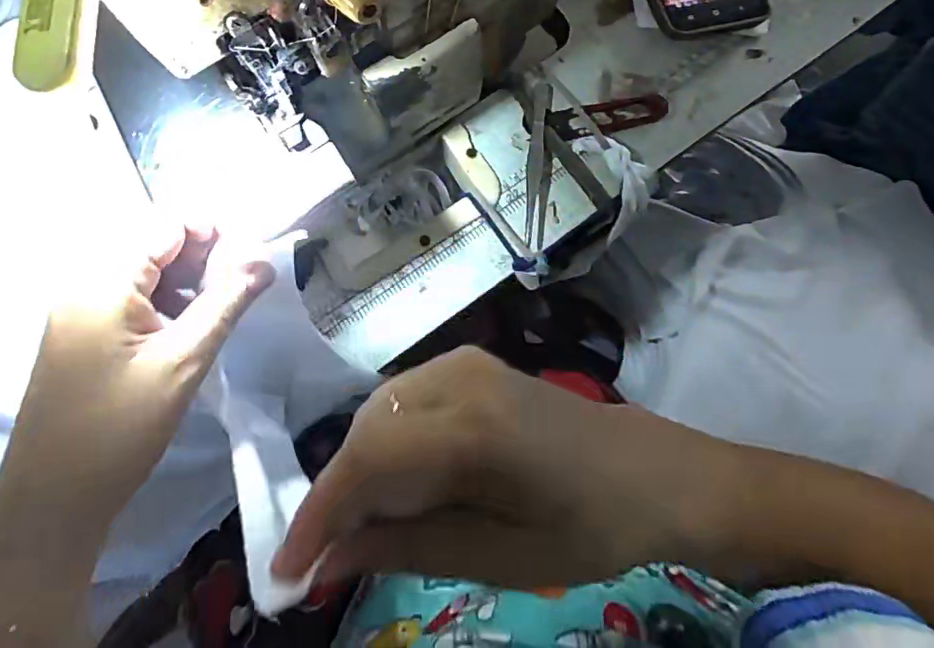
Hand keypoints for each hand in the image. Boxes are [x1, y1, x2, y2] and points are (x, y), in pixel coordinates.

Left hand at [30, 221, 275, 516]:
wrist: (50, 506)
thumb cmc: (119, 430)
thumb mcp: (182, 362)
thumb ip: (225, 303)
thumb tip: (264, 260)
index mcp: (102, 283)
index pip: (163, 226)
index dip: (209, 231)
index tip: (247, 257)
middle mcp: (83, 284)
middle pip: (151, 243)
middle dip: (200, 254)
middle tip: (238, 284)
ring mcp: (77, 310)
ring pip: (142, 271)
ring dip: (183, 278)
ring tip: (219, 305)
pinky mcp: (80, 334)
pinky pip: (128, 297)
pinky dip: (162, 300)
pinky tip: (186, 326)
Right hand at [272, 347, 734, 588]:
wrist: (647, 470)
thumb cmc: (588, 526)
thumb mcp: (500, 557)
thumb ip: (407, 548)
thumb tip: (326, 560)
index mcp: (474, 428)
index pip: (369, 461)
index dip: (320, 515)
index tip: (286, 572)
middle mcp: (457, 376)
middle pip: (366, 430)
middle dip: (338, 495)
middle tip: (325, 559)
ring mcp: (461, 361)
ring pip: (378, 412)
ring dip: (360, 470)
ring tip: (362, 528)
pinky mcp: (466, 362)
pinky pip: (402, 402)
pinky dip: (386, 445)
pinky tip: (397, 485)